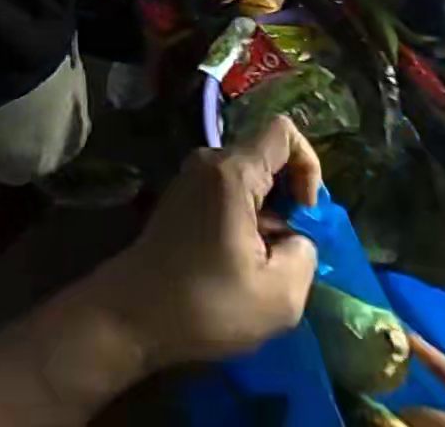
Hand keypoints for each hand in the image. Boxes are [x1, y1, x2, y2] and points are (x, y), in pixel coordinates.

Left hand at [93, 116, 321, 369]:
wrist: (135, 312)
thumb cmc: (207, 303)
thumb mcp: (279, 294)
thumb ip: (304, 253)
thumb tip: (295, 236)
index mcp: (231, 171)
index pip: (283, 131)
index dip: (309, 165)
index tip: (305, 213)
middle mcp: (208, 161)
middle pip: (266, 156)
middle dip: (288, 198)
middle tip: (283, 248)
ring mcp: (191, 177)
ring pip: (249, 178)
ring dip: (267, 214)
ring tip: (258, 261)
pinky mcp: (183, 196)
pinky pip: (227, 191)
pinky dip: (244, 217)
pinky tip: (237, 258)